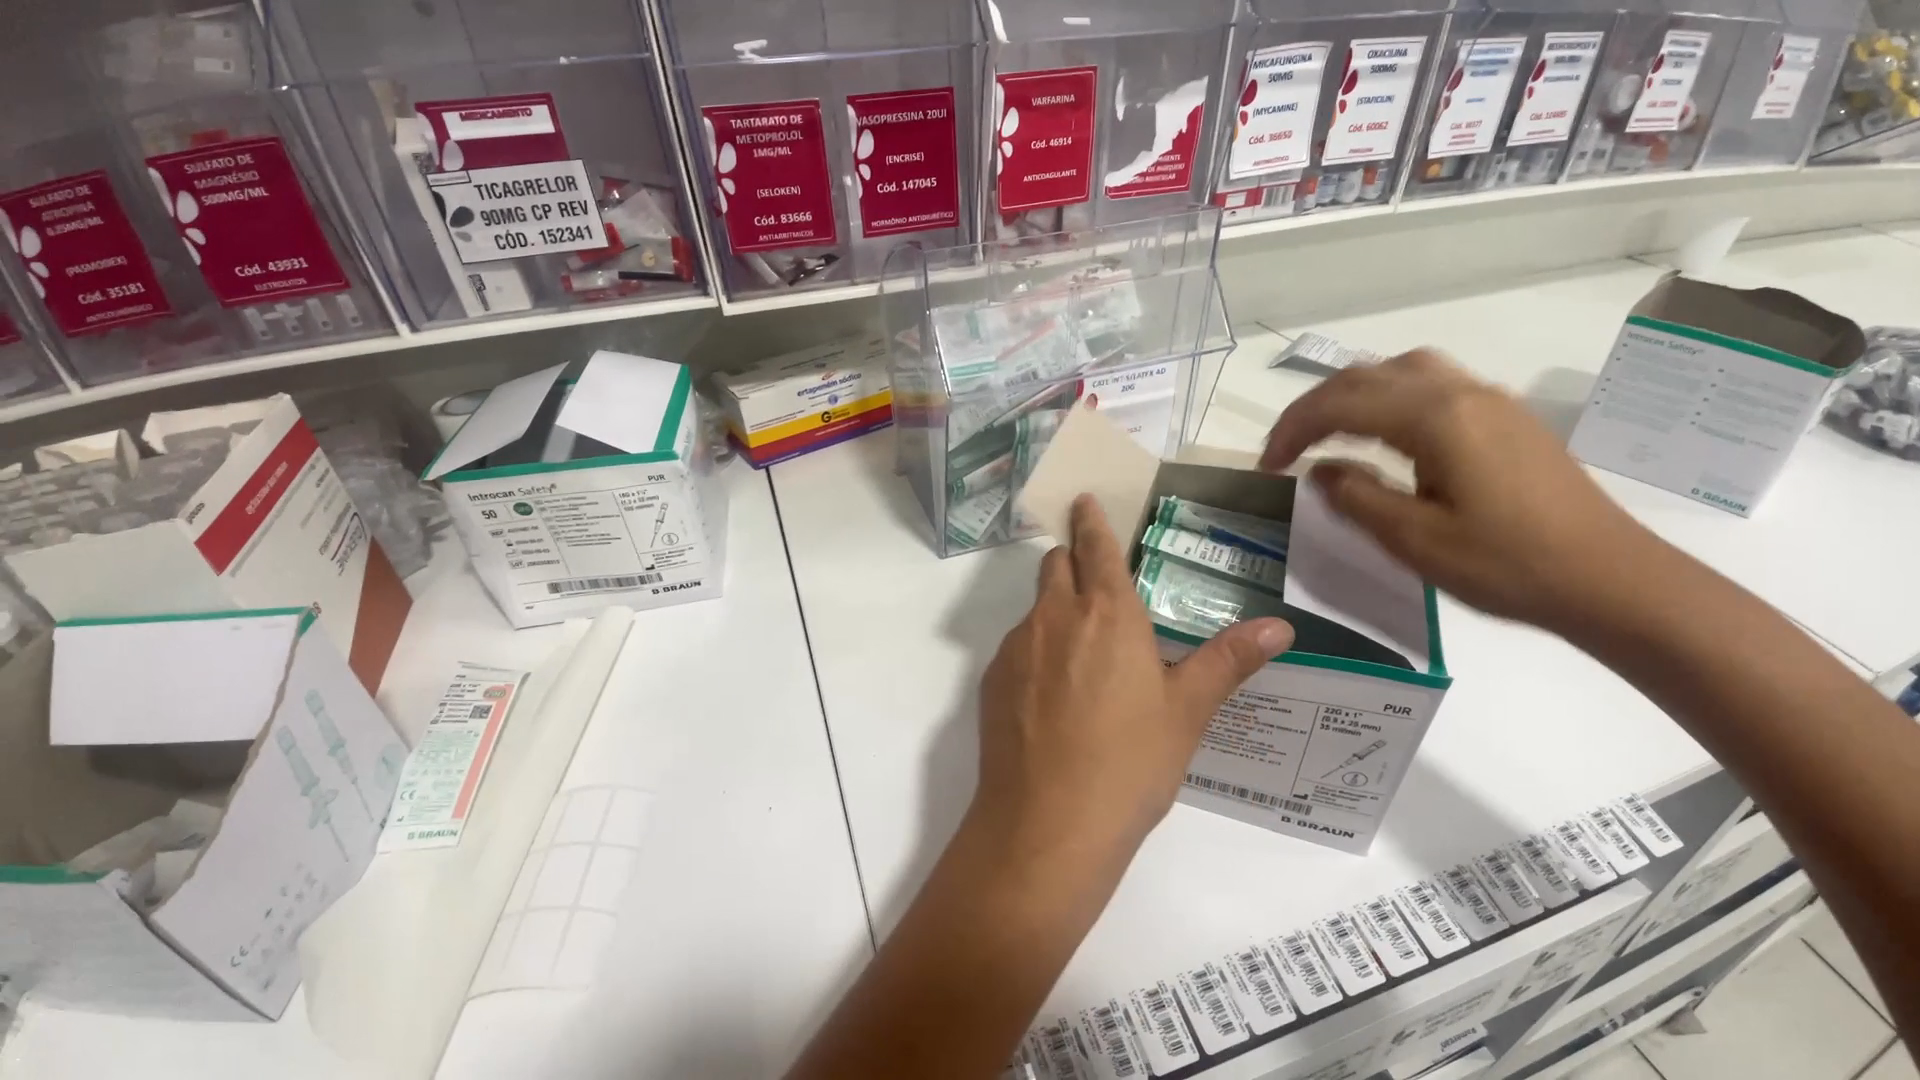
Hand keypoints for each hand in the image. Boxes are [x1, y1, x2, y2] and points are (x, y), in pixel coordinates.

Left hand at [973, 495, 1294, 862]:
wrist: (1047, 825)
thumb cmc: (1130, 763)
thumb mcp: (1188, 712)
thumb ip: (1228, 660)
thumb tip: (1280, 625)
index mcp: (1108, 613)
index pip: (1096, 546)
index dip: (1092, 520)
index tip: (1084, 501)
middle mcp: (1055, 617)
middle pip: (1055, 566)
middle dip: (1072, 561)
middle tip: (1097, 585)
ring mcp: (1016, 649)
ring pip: (1034, 608)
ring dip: (1055, 612)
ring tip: (1083, 657)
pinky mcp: (991, 682)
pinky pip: (1016, 649)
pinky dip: (1035, 653)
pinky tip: (1053, 699)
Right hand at [1259, 348, 1656, 629]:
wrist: (1611, 579)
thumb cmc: (1509, 566)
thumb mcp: (1416, 541)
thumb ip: (1357, 498)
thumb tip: (1320, 471)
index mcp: (1435, 418)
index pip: (1340, 403)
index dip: (1292, 429)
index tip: (1266, 467)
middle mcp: (1460, 392)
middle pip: (1368, 375)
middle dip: (1315, 408)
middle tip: (1285, 450)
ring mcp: (1490, 401)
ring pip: (1401, 371)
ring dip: (1353, 395)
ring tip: (1328, 434)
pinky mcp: (1507, 418)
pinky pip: (1432, 385)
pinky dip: (1388, 399)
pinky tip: (1385, 436)